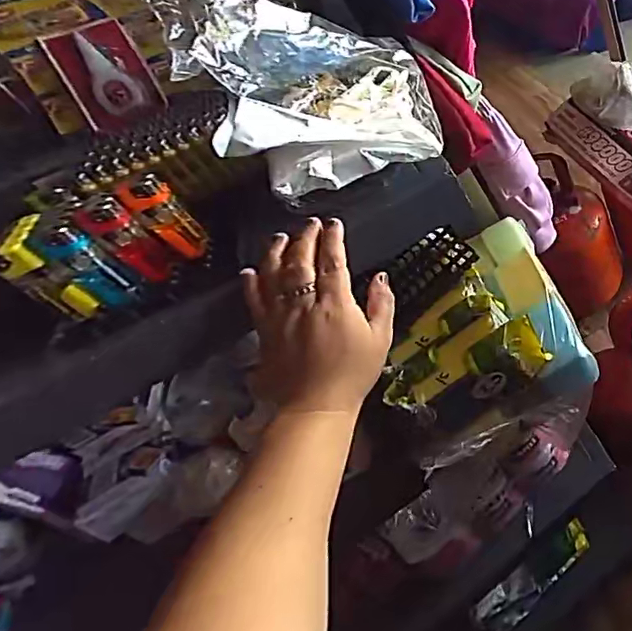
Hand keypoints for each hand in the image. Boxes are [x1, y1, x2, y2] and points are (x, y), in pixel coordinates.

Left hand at [243, 217, 393, 418]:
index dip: (333, 241)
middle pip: (300, 263)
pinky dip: (252, 283)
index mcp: (335, 305)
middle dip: (305, 239)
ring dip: (276, 253)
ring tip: (281, 237)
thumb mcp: (380, 337)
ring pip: (273, 276)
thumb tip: (379, 278)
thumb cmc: (353, 372)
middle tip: (310, 225)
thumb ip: (380, 304)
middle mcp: (304, 305)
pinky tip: (251, 270)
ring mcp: (280, 317)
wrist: (314, 405)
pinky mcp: (264, 331)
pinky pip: (255, 300)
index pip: (333, 263)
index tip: (334, 225)